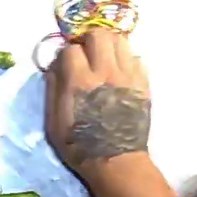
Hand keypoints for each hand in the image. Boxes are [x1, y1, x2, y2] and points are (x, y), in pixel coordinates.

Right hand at [46, 29, 151, 182]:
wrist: (117, 162)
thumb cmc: (80, 146)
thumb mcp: (53, 123)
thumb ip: (52, 90)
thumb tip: (54, 67)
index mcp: (79, 82)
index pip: (70, 48)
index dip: (65, 54)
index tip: (65, 65)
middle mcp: (105, 72)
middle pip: (98, 34)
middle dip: (87, 40)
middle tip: (85, 55)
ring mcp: (128, 76)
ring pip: (120, 40)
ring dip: (108, 45)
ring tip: (103, 59)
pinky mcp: (143, 83)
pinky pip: (136, 57)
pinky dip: (125, 60)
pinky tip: (119, 73)